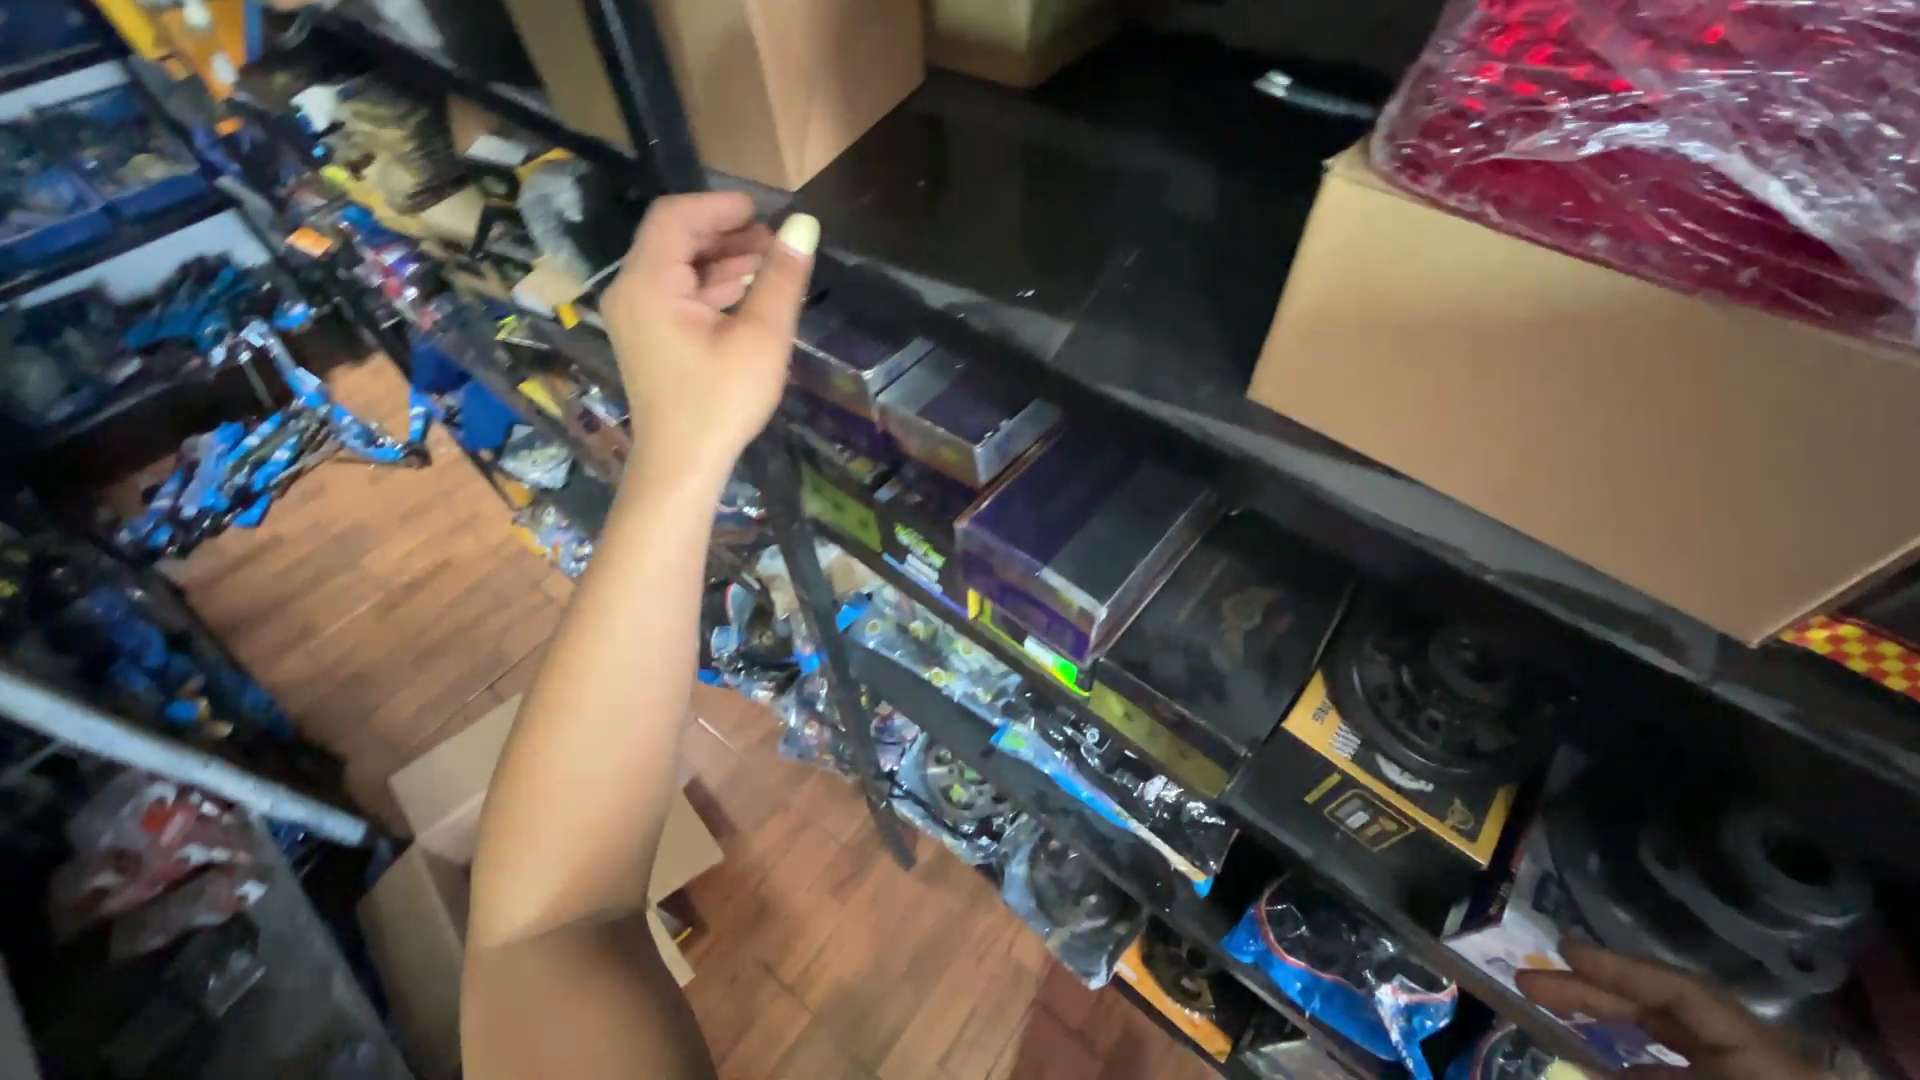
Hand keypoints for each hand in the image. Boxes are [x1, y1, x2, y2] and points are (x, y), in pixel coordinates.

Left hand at [600, 193, 817, 482]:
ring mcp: (635, 317)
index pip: (676, 217)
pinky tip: (749, 294)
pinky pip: (676, 295)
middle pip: (675, 240)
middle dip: (726, 233)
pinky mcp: (647, 339)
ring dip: (722, 261)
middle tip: (776, 241)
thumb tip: (805, 225)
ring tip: (771, 264)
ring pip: (677, 268)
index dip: (720, 206)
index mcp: (649, 283)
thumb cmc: (721, 401)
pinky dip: (710, 287)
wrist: (683, 464)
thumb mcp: (761, 337)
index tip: (763, 210)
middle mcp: (631, 291)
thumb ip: (782, 277)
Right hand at [1516, 945, 1827, 1078]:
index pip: (1685, 995)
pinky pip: (1681, 1074)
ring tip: (1549, 1019)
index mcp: (1765, 1062)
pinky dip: (1636, 1067)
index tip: (1561, 950)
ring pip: (1672, 1042)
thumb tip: (1577, 1067)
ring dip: (1609, 1027)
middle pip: (1669, 1012)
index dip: (1622, 970)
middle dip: (1596, 995)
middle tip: (1529, 984)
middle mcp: (1758, 1064)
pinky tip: (1594, 1068)